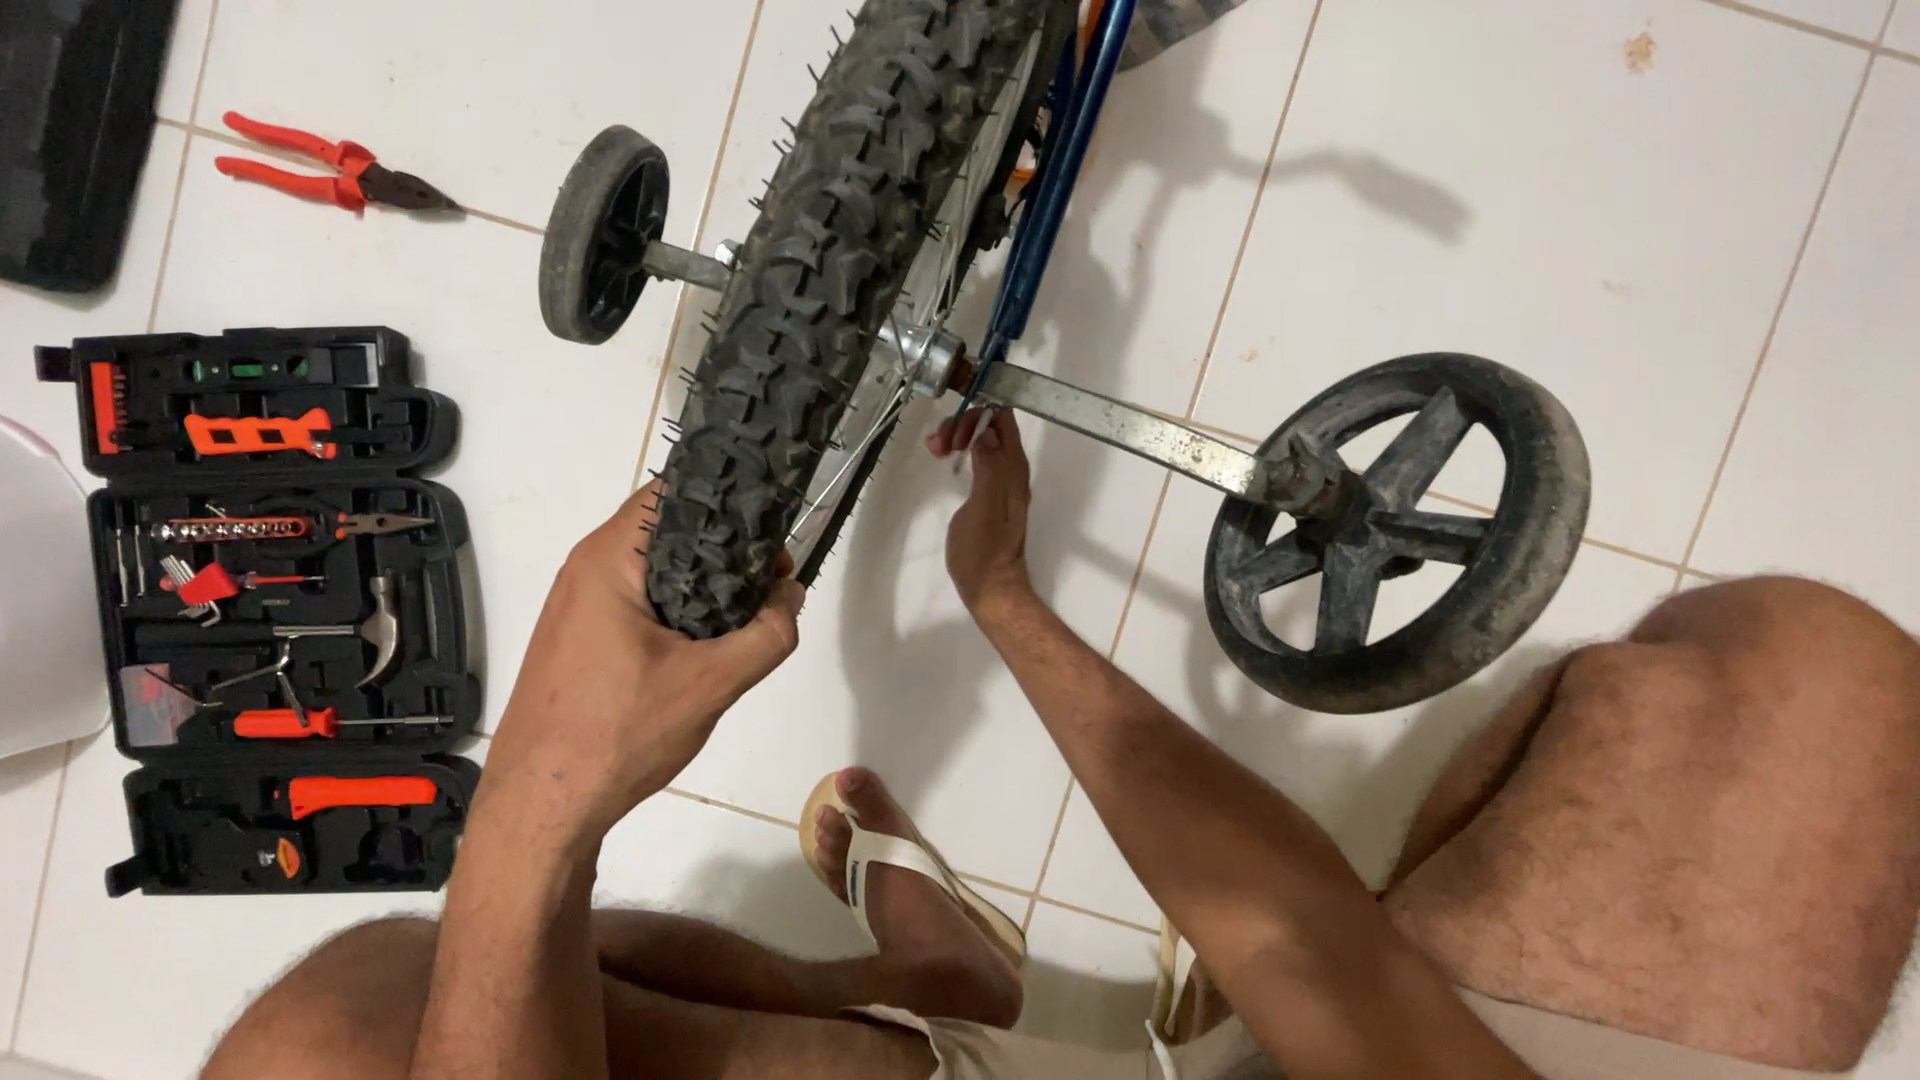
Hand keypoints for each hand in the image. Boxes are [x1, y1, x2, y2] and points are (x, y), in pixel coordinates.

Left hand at [483, 481, 804, 840]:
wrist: (541, 808)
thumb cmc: (618, 734)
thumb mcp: (710, 684)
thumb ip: (766, 635)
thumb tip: (792, 596)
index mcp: (608, 560)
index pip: (674, 492)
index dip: (728, 498)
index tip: (773, 528)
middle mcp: (587, 568)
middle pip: (668, 528)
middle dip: (726, 545)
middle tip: (775, 575)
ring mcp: (578, 604)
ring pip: (656, 566)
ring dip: (706, 578)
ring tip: (752, 605)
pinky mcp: (581, 636)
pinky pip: (640, 598)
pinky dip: (680, 604)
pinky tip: (710, 637)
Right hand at [928, 407, 1033, 611]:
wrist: (992, 588)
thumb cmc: (983, 552)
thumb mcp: (983, 508)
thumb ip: (988, 467)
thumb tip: (984, 431)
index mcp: (1013, 468)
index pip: (1002, 418)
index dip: (975, 416)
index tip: (952, 437)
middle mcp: (1012, 470)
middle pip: (990, 426)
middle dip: (962, 425)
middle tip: (938, 446)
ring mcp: (1002, 482)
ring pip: (982, 441)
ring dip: (958, 437)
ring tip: (935, 452)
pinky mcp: (991, 494)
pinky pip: (979, 459)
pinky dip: (961, 452)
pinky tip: (945, 461)